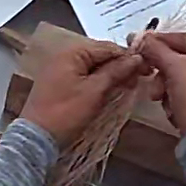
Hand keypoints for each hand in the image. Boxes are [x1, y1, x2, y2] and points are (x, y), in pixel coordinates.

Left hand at [19, 39, 145, 147]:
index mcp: (72, 52)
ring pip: (94, 68)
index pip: (108, 47)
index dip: (129, 57)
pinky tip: (112, 92)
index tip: (148, 69)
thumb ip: (116, 71)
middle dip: (121, 67)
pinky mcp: (60, 85)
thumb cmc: (66, 112)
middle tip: (140, 80)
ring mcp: (61, 70)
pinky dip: (99, 83)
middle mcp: (65, 56)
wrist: (37, 137)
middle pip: (101, 56)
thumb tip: (137, 57)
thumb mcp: (94, 91)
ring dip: (112, 76)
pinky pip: (85, 78)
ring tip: (129, 87)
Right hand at [138, 32, 185, 134]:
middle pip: (182, 60)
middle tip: (147, 78)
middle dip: (162, 73)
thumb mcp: (175, 67)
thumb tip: (138, 37)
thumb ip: (155, 49)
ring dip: (166, 88)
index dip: (158, 42)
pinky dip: (177, 99)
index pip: (185, 39)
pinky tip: (174, 109)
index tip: (137, 42)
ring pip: (182, 78)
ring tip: (158, 98)